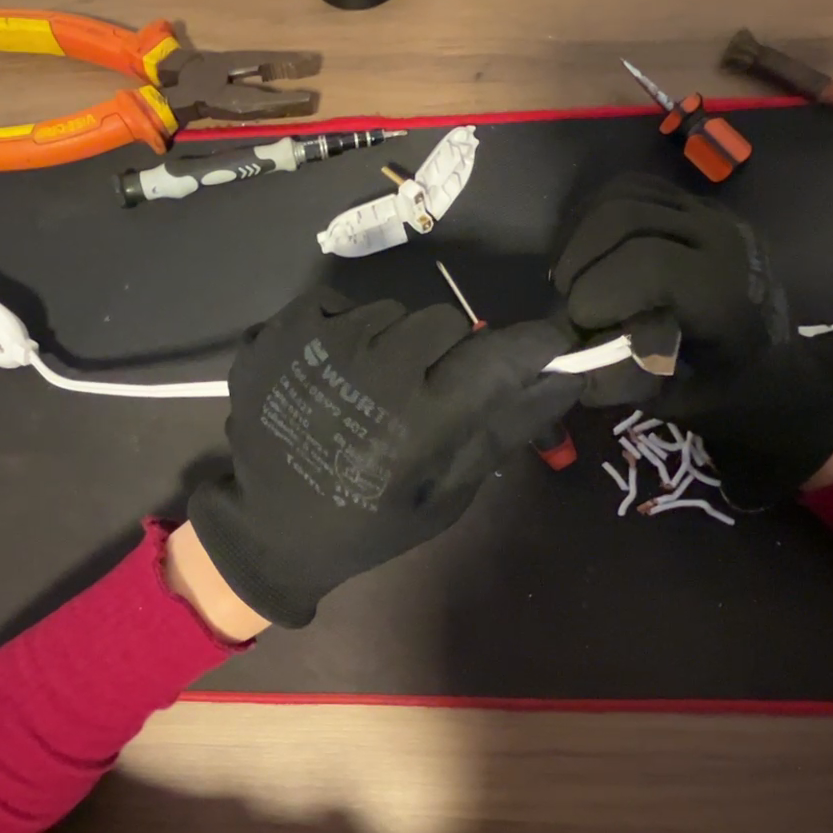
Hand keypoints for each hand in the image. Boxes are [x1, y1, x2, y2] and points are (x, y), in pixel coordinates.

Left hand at [189, 286, 580, 627]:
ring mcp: (321, 343)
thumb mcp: (446, 495)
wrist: (268, 527)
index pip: (502, 352)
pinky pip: (340, 305)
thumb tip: (565, 375)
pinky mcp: (280, 331)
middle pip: (446, 320)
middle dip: (448, 351)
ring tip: (370, 387)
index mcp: (422, 421)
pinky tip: (332, 375)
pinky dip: (345, 333)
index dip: (533, 344)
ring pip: (391, 310)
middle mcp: (375, 368)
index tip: (545, 347)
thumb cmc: (367, 522)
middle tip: (426, 391)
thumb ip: (504, 429)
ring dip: (393, 342)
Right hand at [551, 174, 832, 506]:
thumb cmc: (723, 390)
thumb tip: (568, 361)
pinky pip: (631, 190)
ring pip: (622, 196)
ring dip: (580, 237)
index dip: (597, 291)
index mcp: (723, 294)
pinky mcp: (693, 204)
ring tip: (571, 278)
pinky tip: (585, 255)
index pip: (648, 264)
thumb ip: (622, 380)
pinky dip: (593, 219)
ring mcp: (709, 215)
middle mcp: (720, 240)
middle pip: (625, 217)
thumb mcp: (675, 404)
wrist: (774, 363)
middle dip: (578, 261)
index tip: (582, 324)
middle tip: (570, 303)